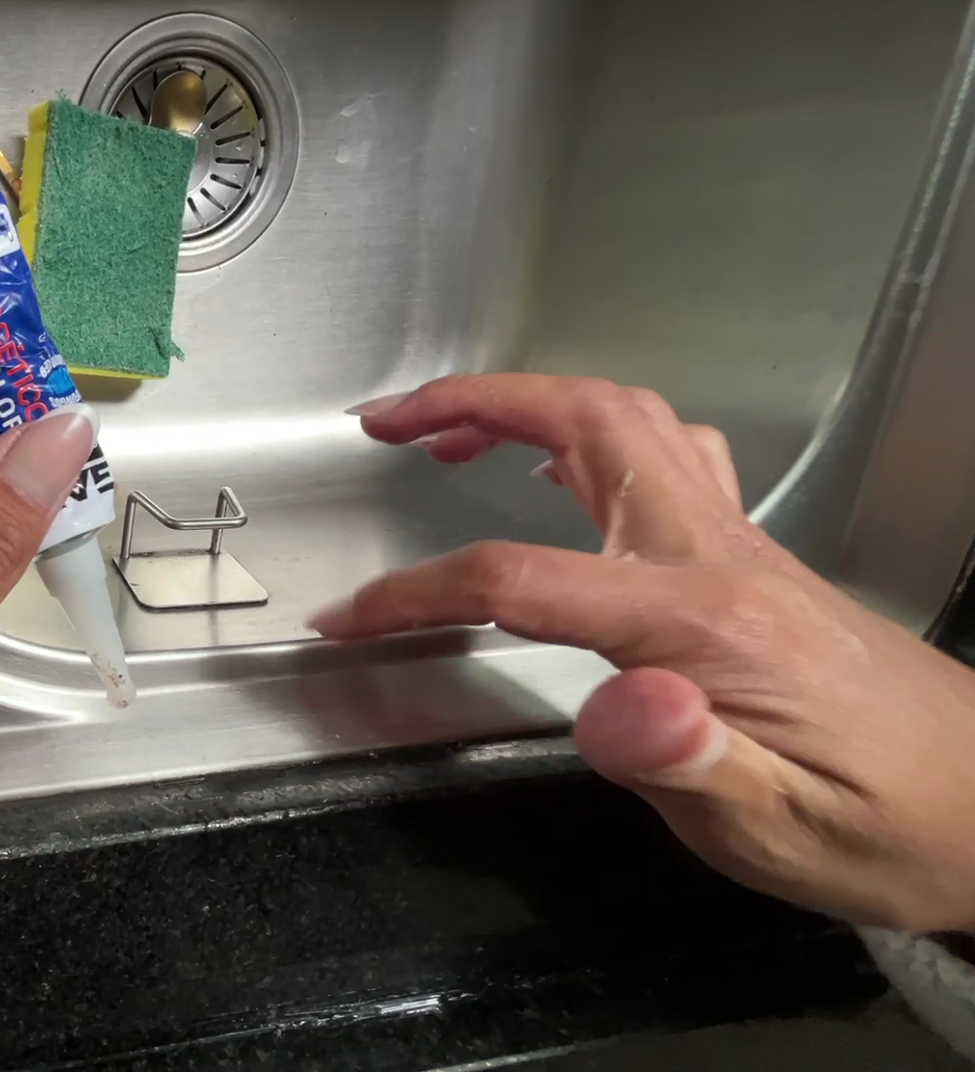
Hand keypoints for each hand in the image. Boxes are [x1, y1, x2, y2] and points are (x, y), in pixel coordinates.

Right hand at [317, 373, 974, 934]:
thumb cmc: (882, 826)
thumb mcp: (778, 828)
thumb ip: (689, 763)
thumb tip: (626, 706)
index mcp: (700, 618)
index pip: (514, 579)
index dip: (413, 592)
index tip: (348, 615)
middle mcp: (713, 551)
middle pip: (583, 424)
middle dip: (468, 404)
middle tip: (387, 420)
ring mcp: (728, 536)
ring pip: (620, 416)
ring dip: (518, 401)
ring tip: (440, 426)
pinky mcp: (730, 546)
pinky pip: (651, 448)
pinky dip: (573, 431)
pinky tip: (541, 461)